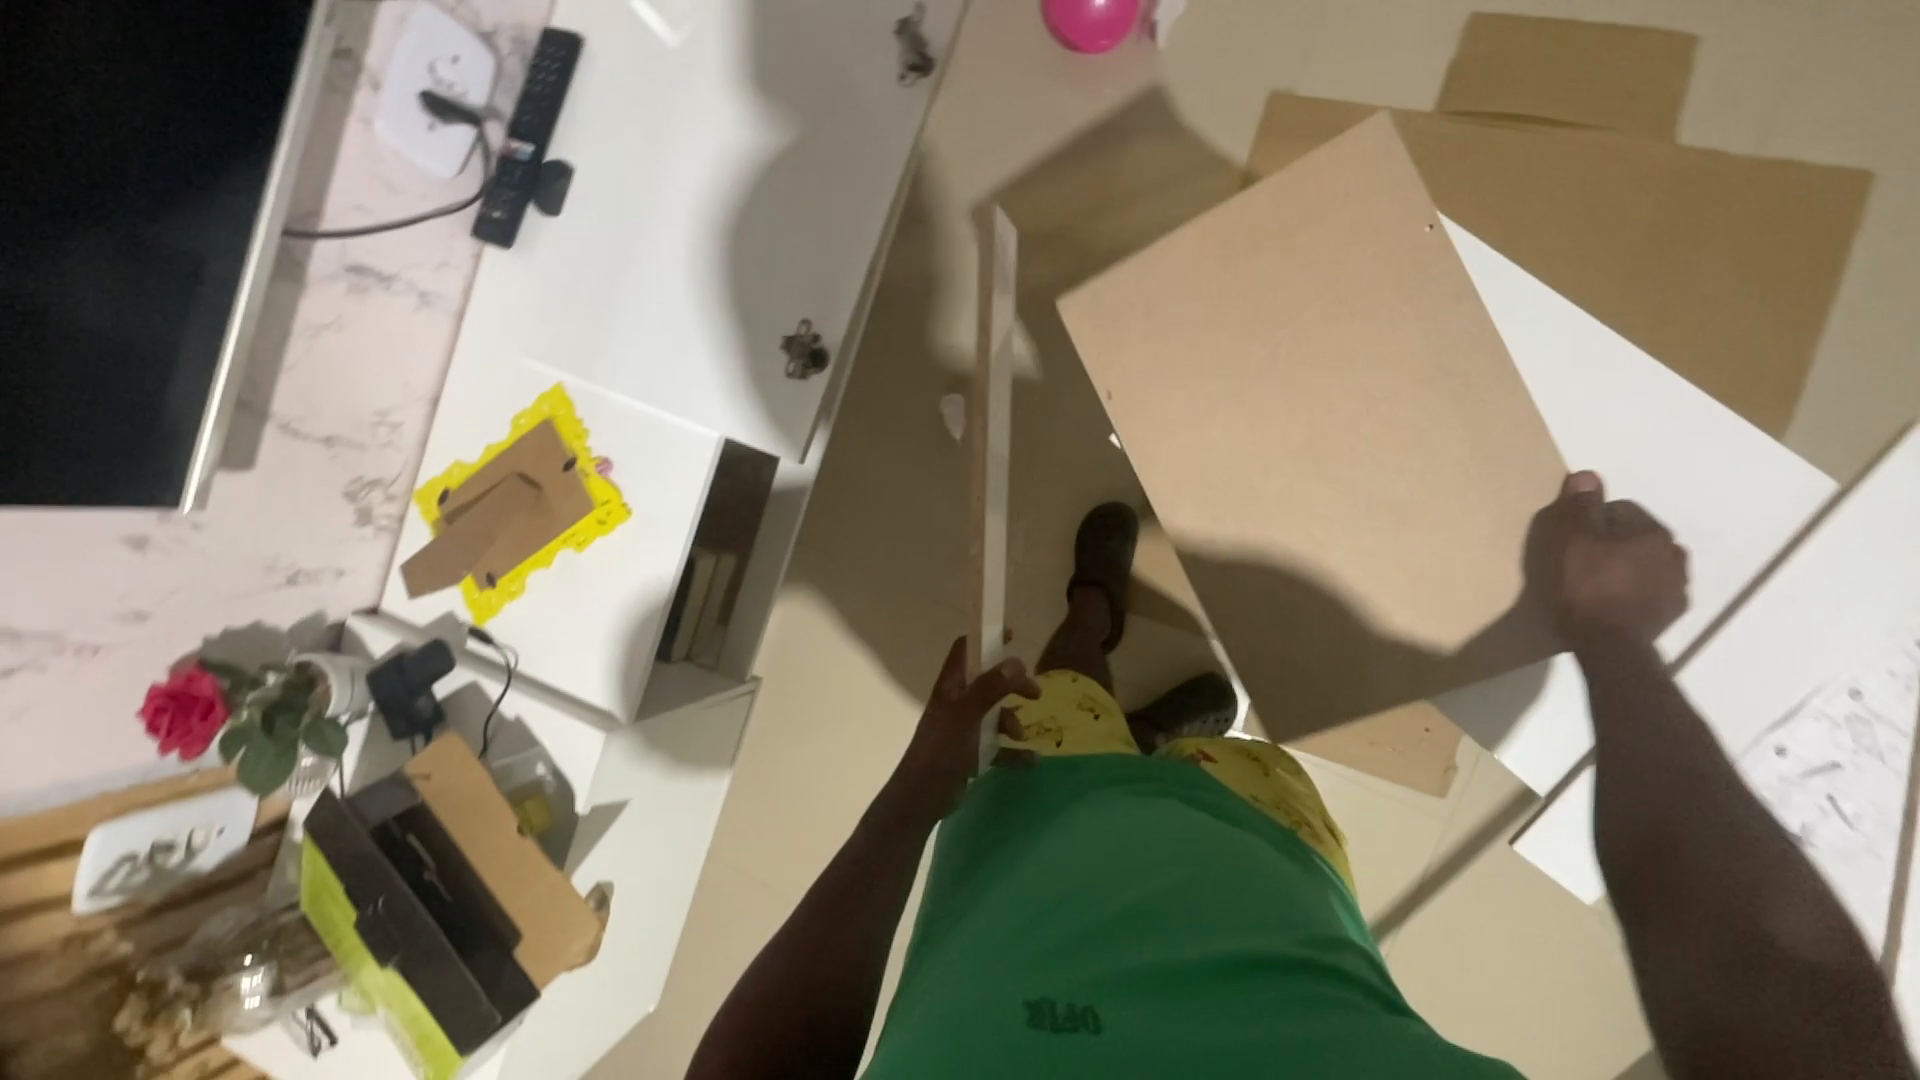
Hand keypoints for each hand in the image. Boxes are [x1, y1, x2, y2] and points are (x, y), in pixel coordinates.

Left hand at [882, 637, 1039, 827]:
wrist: (922, 798)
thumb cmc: (941, 750)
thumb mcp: (967, 715)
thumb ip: (990, 687)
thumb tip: (1015, 662)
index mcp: (951, 687)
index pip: (966, 650)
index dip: (986, 638)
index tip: (1011, 636)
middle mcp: (957, 702)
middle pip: (989, 681)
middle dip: (1013, 684)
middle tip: (1035, 694)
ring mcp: (964, 728)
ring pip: (996, 714)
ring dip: (1013, 720)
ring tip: (1022, 735)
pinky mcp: (970, 752)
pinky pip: (998, 746)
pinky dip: (1015, 751)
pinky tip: (1032, 760)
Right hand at [1543, 471, 1689, 647]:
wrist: (1608, 644)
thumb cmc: (1584, 587)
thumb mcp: (1571, 542)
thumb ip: (1581, 507)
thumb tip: (1589, 475)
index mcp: (1649, 531)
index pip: (1618, 508)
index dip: (1589, 521)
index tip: (1569, 540)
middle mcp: (1672, 550)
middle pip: (1635, 534)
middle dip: (1612, 541)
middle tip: (1580, 561)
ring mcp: (1677, 582)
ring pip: (1647, 560)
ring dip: (1628, 564)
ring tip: (1598, 582)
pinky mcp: (1673, 608)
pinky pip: (1653, 587)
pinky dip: (1637, 589)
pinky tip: (1615, 601)